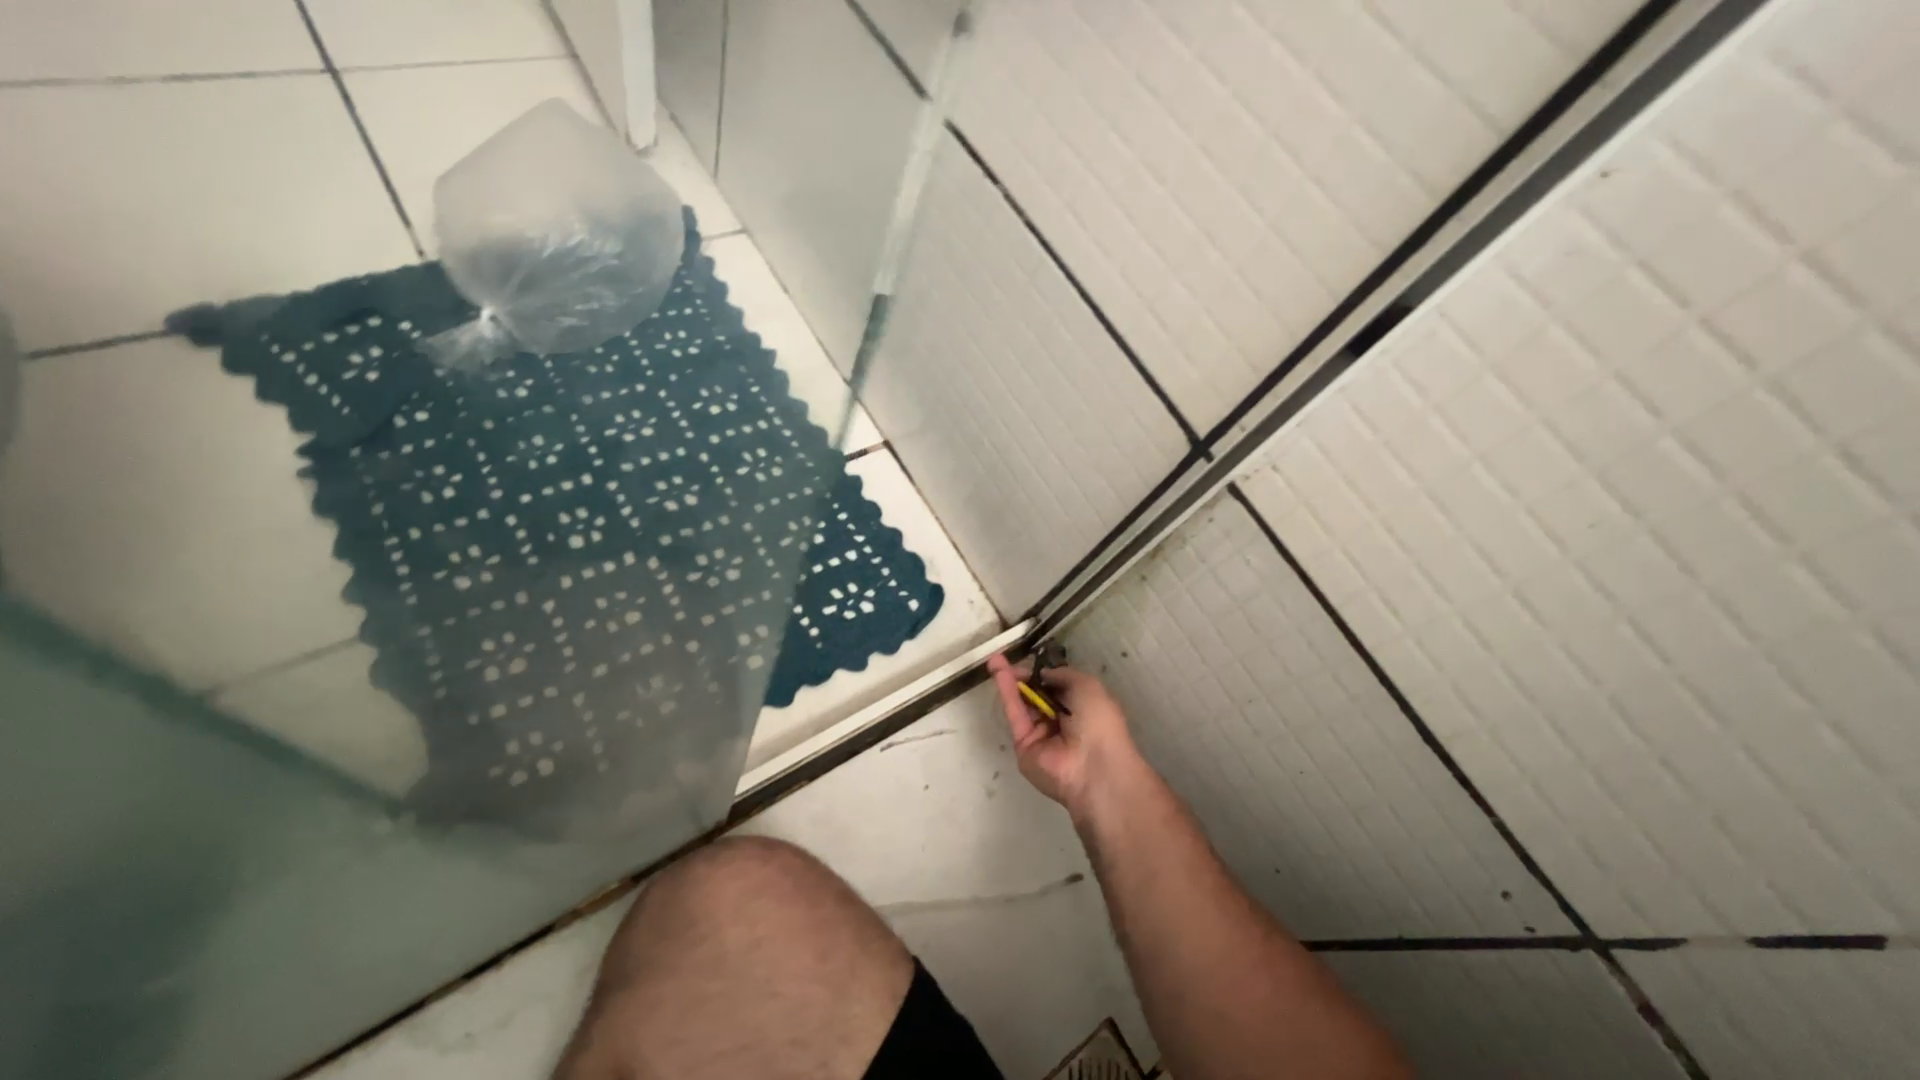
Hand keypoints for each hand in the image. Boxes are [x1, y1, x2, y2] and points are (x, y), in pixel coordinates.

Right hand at [988, 653, 1147, 823]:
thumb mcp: (1088, 686)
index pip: (1058, 687)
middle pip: (1037, 695)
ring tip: (995, 661)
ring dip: (1010, 681)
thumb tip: (1044, 673)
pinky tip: (999, 674)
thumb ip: (1063, 675)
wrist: (1093, 766)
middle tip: (1005, 659)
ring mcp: (1041, 735)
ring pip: (1023, 703)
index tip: (1031, 662)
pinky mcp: (1023, 745)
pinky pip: (1015, 716)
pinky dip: (1007, 694)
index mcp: (1082, 708)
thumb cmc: (1099, 721)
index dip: (1044, 673)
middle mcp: (1061, 721)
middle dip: (1023, 676)